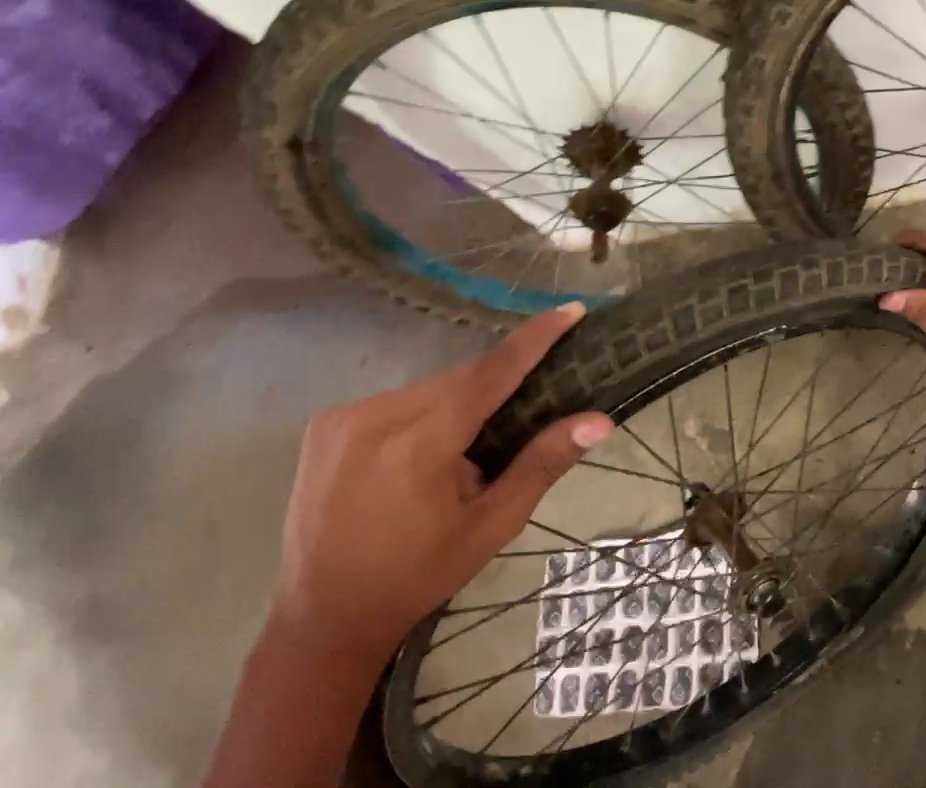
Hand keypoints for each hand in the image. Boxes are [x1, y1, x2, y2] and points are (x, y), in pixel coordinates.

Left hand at [271, 303, 614, 654]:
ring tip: (469, 449)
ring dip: (460, 402)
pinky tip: (425, 453)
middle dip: (498, 387)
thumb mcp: (494, 524)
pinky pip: (398, 400)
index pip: (492, 372)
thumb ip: (544, 462)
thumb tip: (600, 420)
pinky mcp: (324, 424)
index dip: (535, 338)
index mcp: (420, 442)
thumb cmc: (420, 573)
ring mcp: (343, 417)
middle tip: (526, 415)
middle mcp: (376, 415)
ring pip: (430, 387)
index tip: (571, 309)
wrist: (324, 615)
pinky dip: (425, 412)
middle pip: (461, 379)